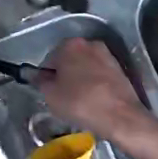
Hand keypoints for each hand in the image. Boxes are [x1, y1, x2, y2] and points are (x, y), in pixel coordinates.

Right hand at [34, 38, 150, 140]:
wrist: (120, 115)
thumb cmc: (80, 103)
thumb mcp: (51, 95)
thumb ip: (40, 81)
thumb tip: (38, 75)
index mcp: (70, 44)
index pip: (50, 59)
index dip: (46, 76)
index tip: (49, 92)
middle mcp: (90, 43)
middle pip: (69, 60)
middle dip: (65, 74)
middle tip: (62, 96)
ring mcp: (107, 54)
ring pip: (85, 66)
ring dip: (80, 78)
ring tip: (79, 99)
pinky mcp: (119, 68)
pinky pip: (99, 74)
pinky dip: (94, 83)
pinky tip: (93, 98)